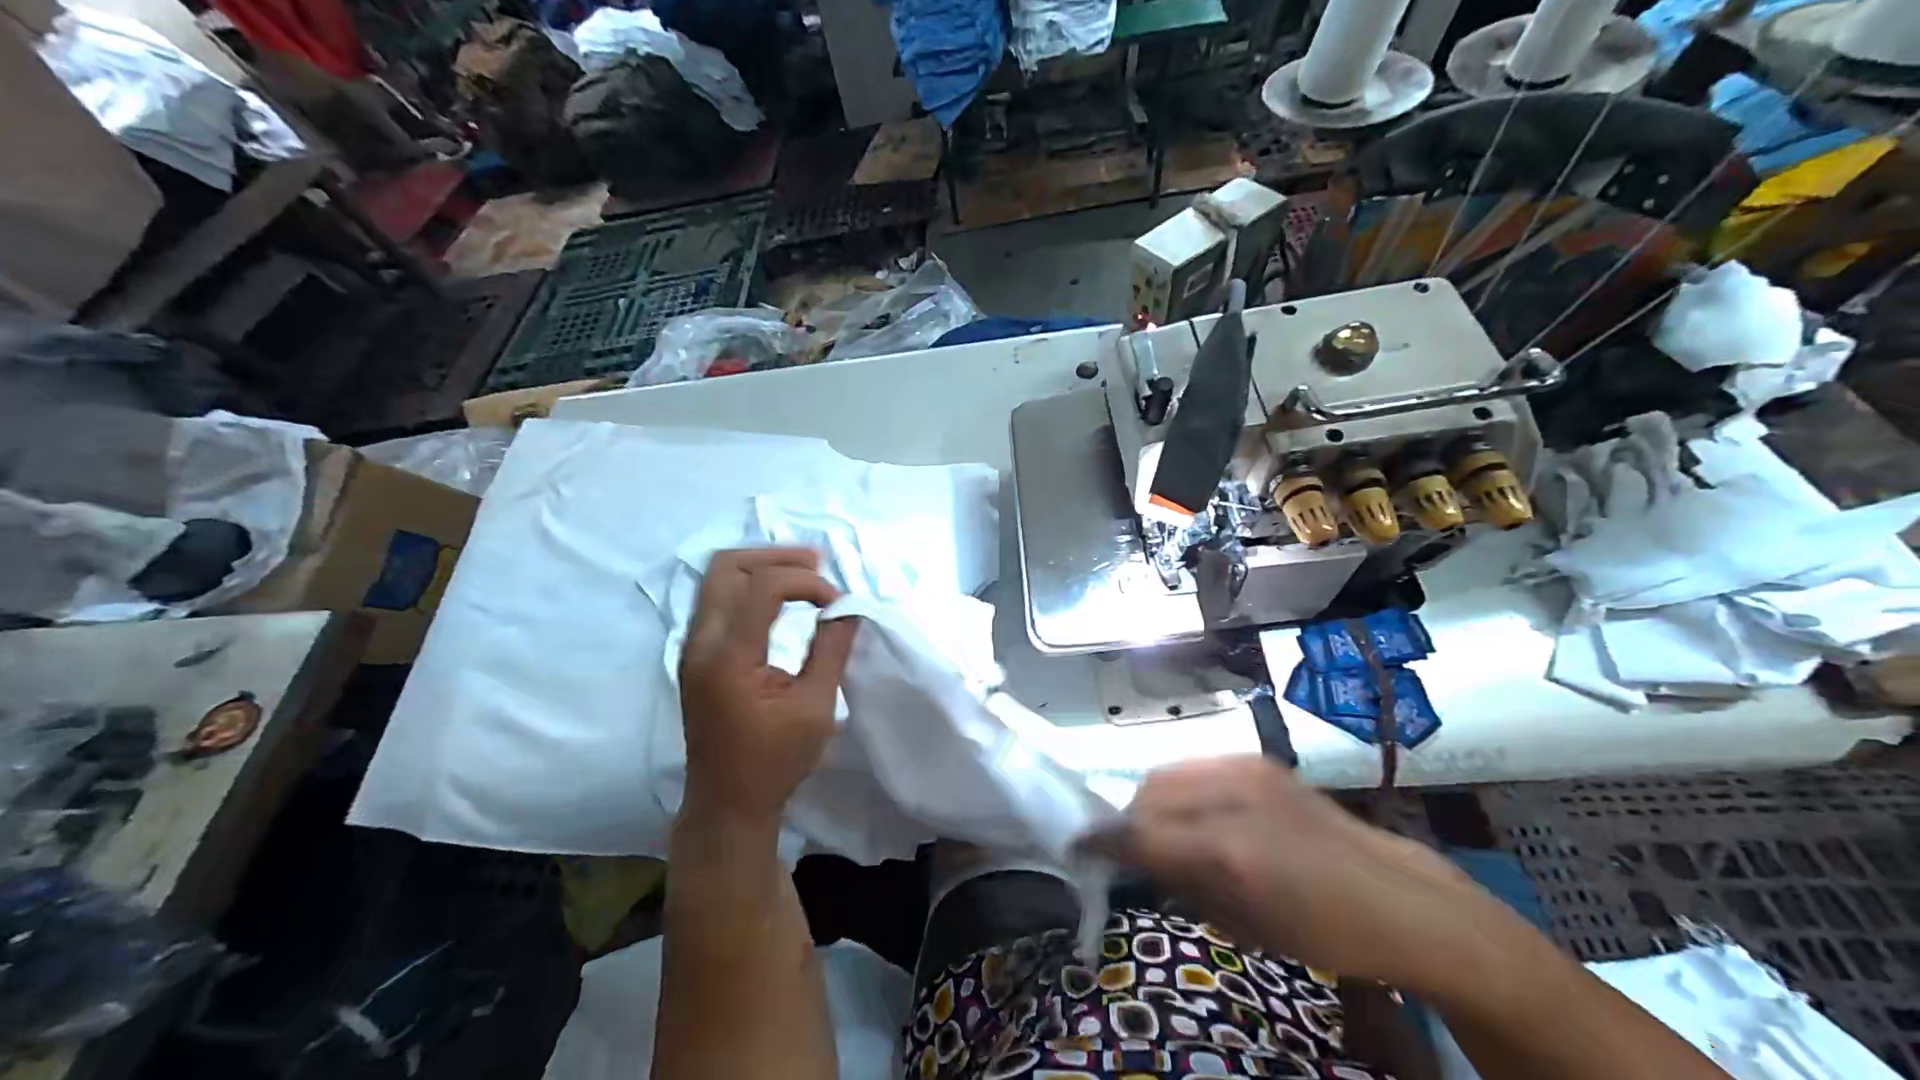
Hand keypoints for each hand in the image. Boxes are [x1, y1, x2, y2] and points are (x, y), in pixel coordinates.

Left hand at [678, 548, 859, 823]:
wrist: (726, 803)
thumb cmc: (774, 761)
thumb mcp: (815, 708)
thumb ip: (831, 649)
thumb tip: (848, 607)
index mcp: (728, 657)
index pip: (762, 587)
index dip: (806, 582)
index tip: (836, 603)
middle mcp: (700, 643)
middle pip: (726, 566)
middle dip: (776, 557)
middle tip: (817, 563)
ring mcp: (692, 647)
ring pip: (716, 578)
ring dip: (761, 567)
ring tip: (804, 573)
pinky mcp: (696, 654)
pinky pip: (716, 599)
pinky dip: (749, 585)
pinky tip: (780, 597)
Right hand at [1095, 756, 1520, 991]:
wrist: (1394, 897)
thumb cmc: (1321, 932)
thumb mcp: (1242, 925)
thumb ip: (1179, 883)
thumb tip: (1132, 859)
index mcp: (1228, 850)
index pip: (1139, 833)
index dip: (1101, 840)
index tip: (1079, 849)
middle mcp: (1231, 797)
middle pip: (1147, 794)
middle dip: (1130, 822)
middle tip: (1134, 852)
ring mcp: (1246, 770)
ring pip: (1167, 774)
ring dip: (1153, 802)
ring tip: (1167, 832)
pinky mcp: (1258, 761)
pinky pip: (1195, 767)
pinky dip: (1182, 788)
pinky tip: (1199, 814)